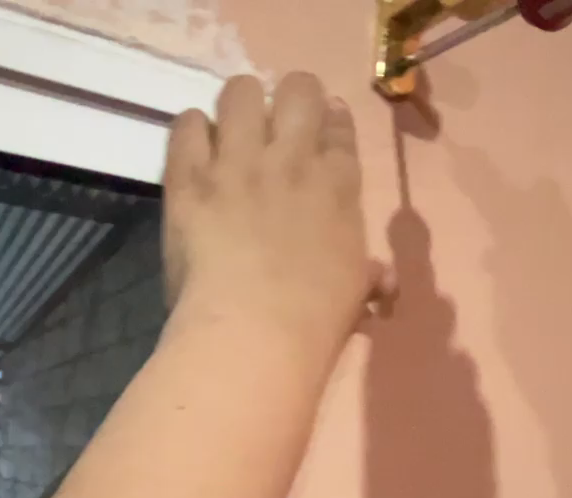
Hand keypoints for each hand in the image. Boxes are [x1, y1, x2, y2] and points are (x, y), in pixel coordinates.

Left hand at [162, 74, 383, 374]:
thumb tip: (384, 280)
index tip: (315, 137)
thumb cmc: (312, 327)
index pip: (339, 126)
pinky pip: (187, 125)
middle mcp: (292, 159)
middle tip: (271, 134)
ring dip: (236, 109)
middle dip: (286, 102)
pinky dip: (190, 132)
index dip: (327, 124)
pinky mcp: (190, 178)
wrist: (253, 334)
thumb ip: (368, 278)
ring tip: (228, 138)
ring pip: (240, 92)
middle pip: (297, 89)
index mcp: (339, 186)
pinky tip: (193, 156)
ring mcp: (238, 162)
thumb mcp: (354, 298)